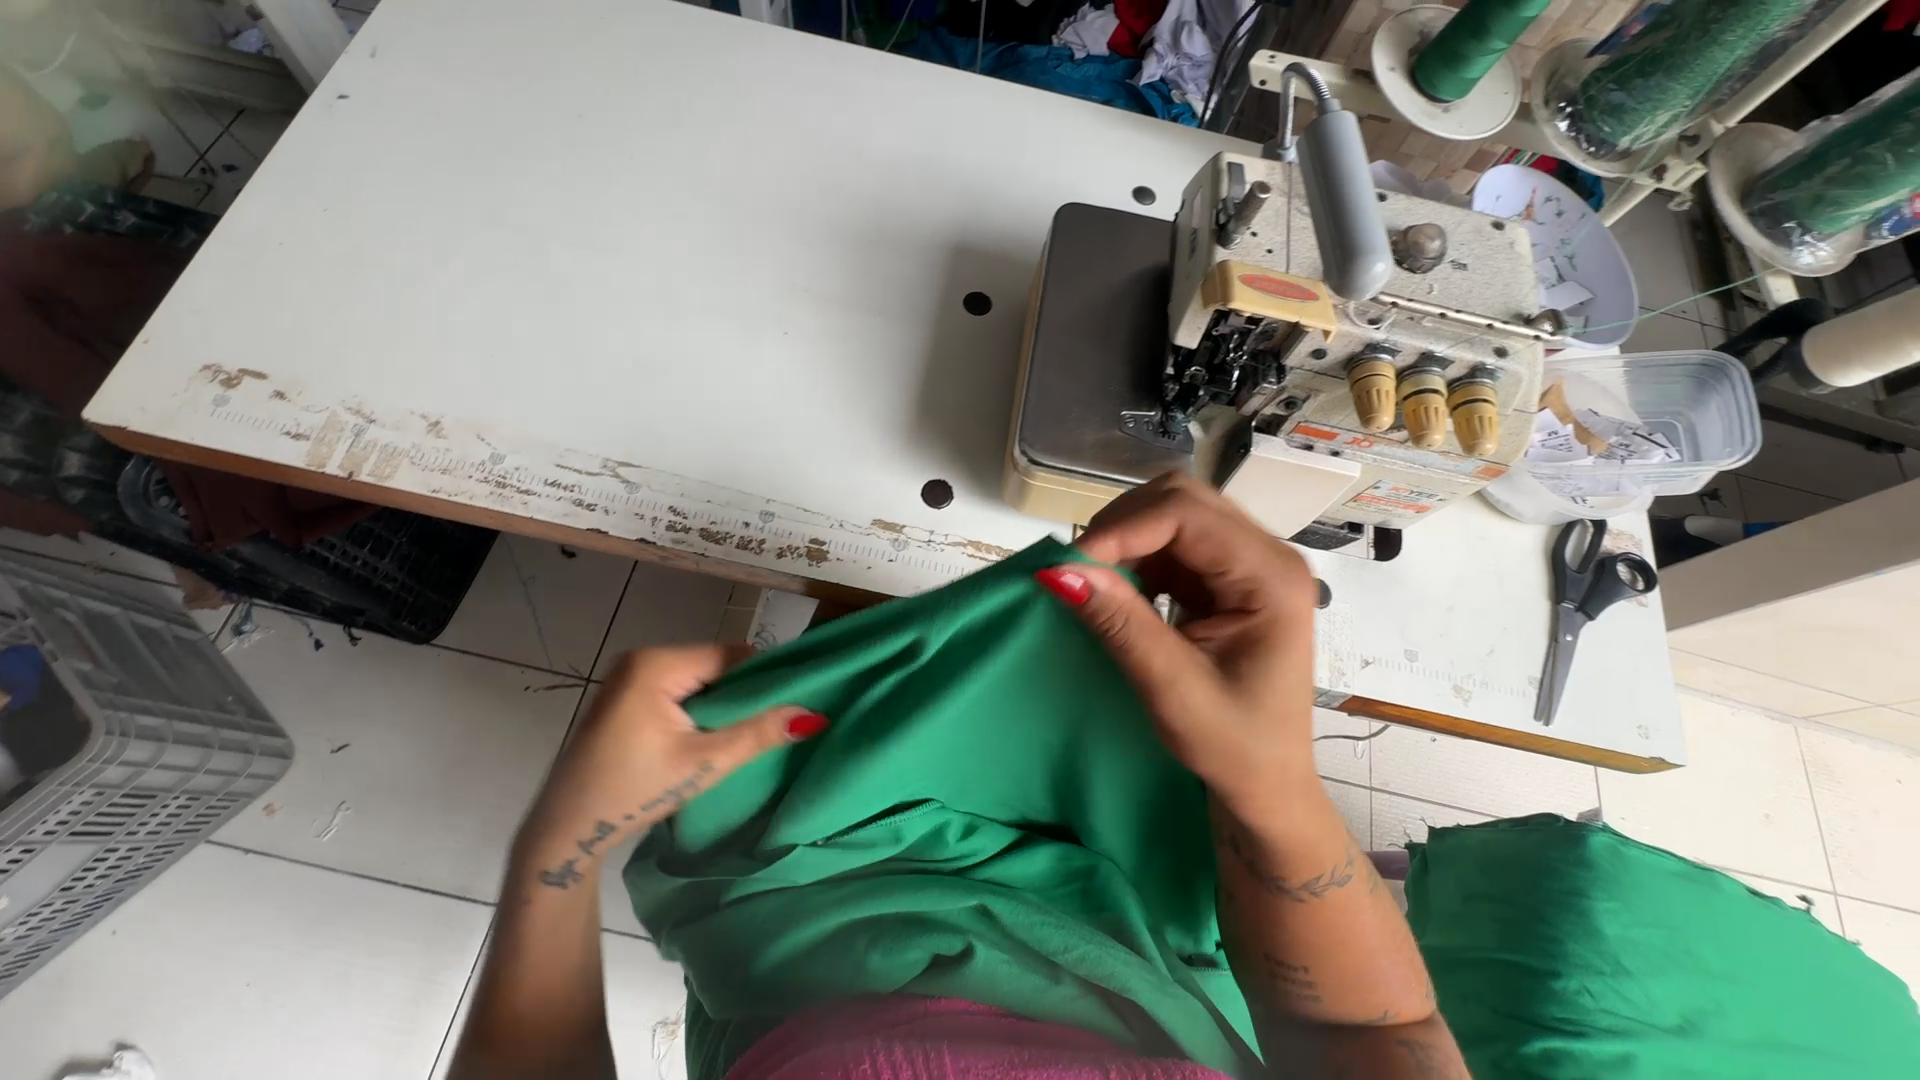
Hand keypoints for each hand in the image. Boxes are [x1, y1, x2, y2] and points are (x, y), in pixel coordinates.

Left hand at [514, 644, 826, 888]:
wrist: (566, 830)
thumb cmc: (632, 792)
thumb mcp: (704, 763)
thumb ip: (759, 733)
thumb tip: (814, 716)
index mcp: (656, 664)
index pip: (731, 655)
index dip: (766, 677)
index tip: (795, 702)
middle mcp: (641, 658)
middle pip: (715, 664)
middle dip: (744, 692)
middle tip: (775, 723)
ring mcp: (629, 676)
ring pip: (699, 679)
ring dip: (723, 703)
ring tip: (749, 732)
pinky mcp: (625, 697)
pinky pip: (678, 690)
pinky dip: (699, 708)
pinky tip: (713, 735)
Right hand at [1035, 473, 1319, 820]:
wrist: (1266, 782)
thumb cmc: (1233, 745)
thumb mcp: (1171, 688)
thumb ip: (1120, 622)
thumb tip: (1057, 570)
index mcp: (1271, 578)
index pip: (1187, 514)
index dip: (1122, 529)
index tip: (1071, 566)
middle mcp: (1267, 555)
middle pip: (1182, 499)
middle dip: (1122, 526)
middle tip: (1080, 572)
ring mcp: (1248, 562)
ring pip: (1172, 514)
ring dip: (1126, 542)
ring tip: (1099, 586)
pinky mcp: (1226, 577)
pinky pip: (1171, 543)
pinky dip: (1136, 559)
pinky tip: (1124, 595)